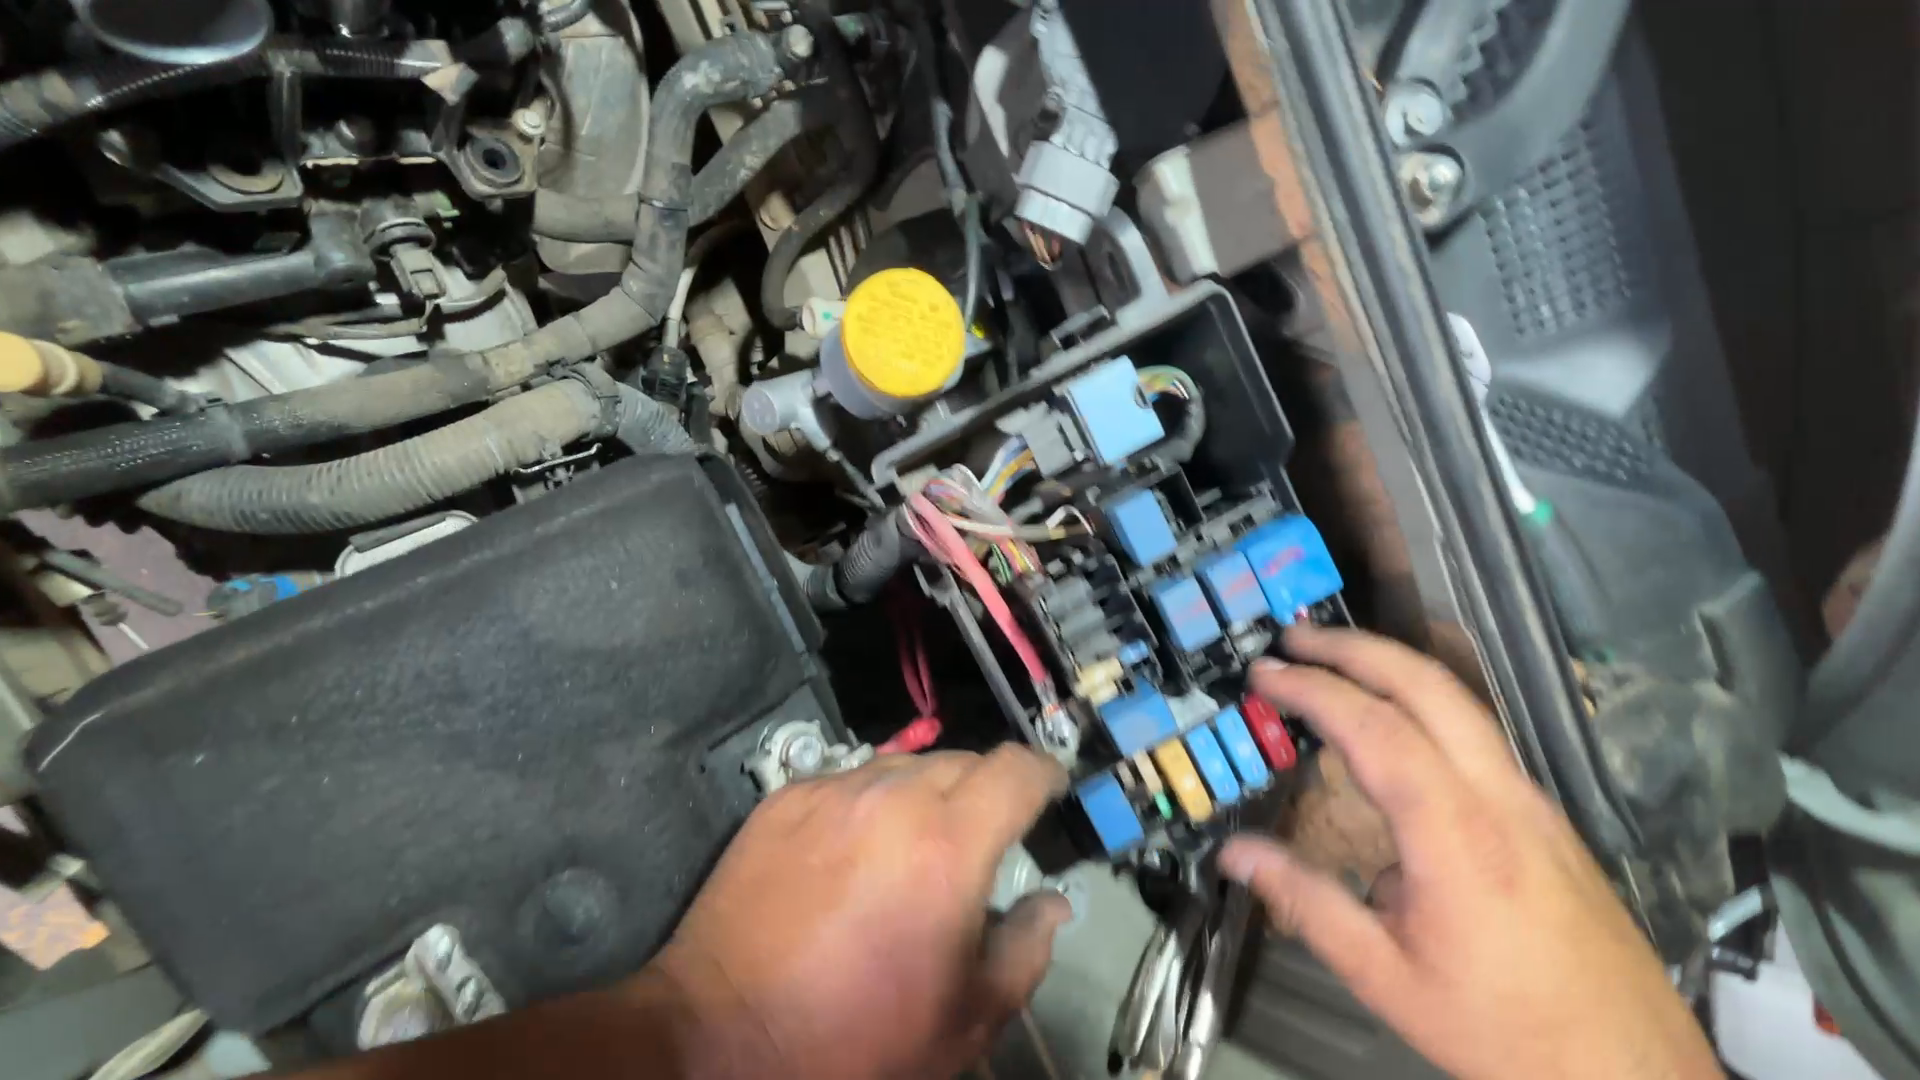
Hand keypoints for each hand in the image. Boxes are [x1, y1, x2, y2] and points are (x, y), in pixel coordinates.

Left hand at [653, 746, 1071, 1079]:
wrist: (722, 1039)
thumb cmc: (857, 1037)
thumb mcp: (966, 1017)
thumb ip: (1026, 949)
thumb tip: (1051, 904)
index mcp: (948, 844)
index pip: (1017, 769)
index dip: (1044, 774)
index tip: (1049, 791)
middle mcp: (892, 798)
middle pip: (963, 760)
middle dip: (986, 790)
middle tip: (979, 838)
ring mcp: (832, 791)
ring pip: (905, 765)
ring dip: (927, 793)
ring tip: (914, 845)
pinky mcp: (785, 798)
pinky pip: (849, 779)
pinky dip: (870, 802)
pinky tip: (855, 849)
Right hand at [1220, 626, 1719, 1079]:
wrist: (1632, 1073)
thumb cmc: (1500, 1029)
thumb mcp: (1384, 976)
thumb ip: (1304, 903)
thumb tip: (1233, 853)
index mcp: (1455, 835)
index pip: (1375, 729)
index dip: (1313, 690)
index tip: (1263, 673)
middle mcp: (1498, 797)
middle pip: (1427, 686)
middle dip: (1353, 648)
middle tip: (1292, 637)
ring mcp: (1529, 799)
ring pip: (1457, 699)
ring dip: (1388, 665)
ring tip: (1330, 659)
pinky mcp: (1542, 813)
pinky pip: (1472, 729)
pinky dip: (1417, 697)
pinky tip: (1388, 716)